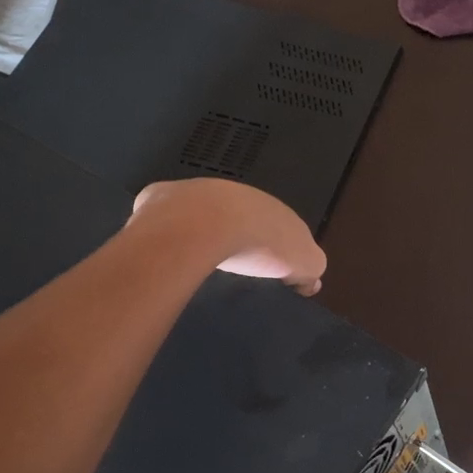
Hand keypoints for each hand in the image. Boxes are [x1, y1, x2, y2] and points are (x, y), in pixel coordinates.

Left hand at [130, 179, 326, 294]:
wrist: (202, 224)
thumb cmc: (260, 244)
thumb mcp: (304, 263)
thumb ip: (311, 270)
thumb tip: (310, 281)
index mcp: (275, 209)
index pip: (283, 228)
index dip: (280, 249)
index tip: (274, 271)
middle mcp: (239, 194)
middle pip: (244, 218)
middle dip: (243, 237)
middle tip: (238, 266)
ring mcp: (198, 192)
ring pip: (205, 214)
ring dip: (206, 231)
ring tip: (201, 259)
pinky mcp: (162, 197)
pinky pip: (166, 214)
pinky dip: (168, 229)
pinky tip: (166, 250)